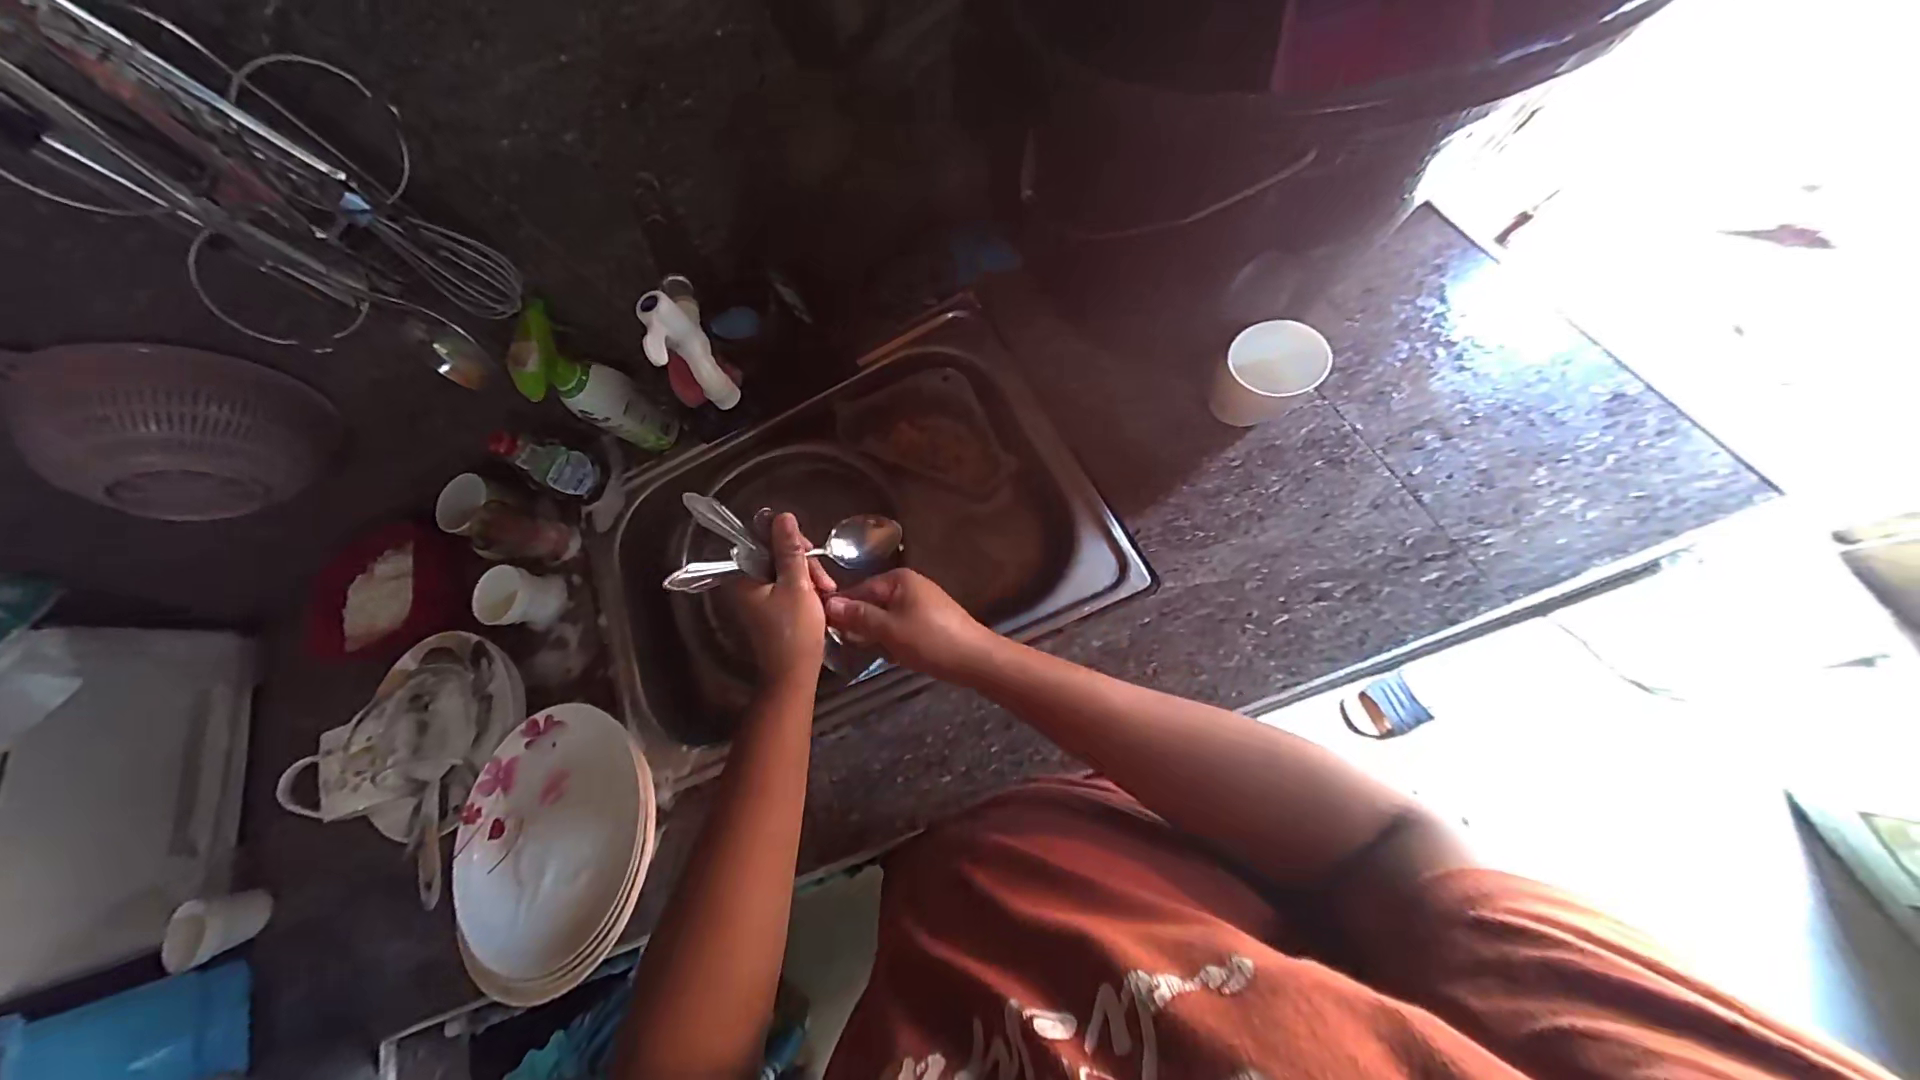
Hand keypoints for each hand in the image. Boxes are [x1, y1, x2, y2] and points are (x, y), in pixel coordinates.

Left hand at [730, 513, 835, 683]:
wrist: (795, 675)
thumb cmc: (794, 631)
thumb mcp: (797, 585)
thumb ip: (790, 550)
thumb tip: (783, 516)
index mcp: (743, 576)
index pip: (762, 540)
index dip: (789, 541)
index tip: (810, 553)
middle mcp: (746, 584)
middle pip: (777, 554)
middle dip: (804, 563)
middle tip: (824, 581)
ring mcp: (760, 596)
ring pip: (788, 570)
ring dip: (810, 576)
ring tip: (827, 593)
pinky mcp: (773, 608)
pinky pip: (790, 586)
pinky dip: (808, 589)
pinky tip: (823, 599)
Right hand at [824, 569, 999, 681]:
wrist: (975, 659)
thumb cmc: (929, 640)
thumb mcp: (888, 629)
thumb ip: (858, 616)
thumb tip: (829, 604)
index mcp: (898, 578)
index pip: (858, 589)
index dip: (841, 609)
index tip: (825, 629)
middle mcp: (910, 584)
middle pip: (872, 601)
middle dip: (859, 623)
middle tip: (846, 645)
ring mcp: (921, 601)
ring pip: (886, 616)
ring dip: (876, 633)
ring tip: (869, 651)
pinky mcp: (930, 619)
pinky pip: (901, 624)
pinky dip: (893, 637)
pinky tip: (891, 654)